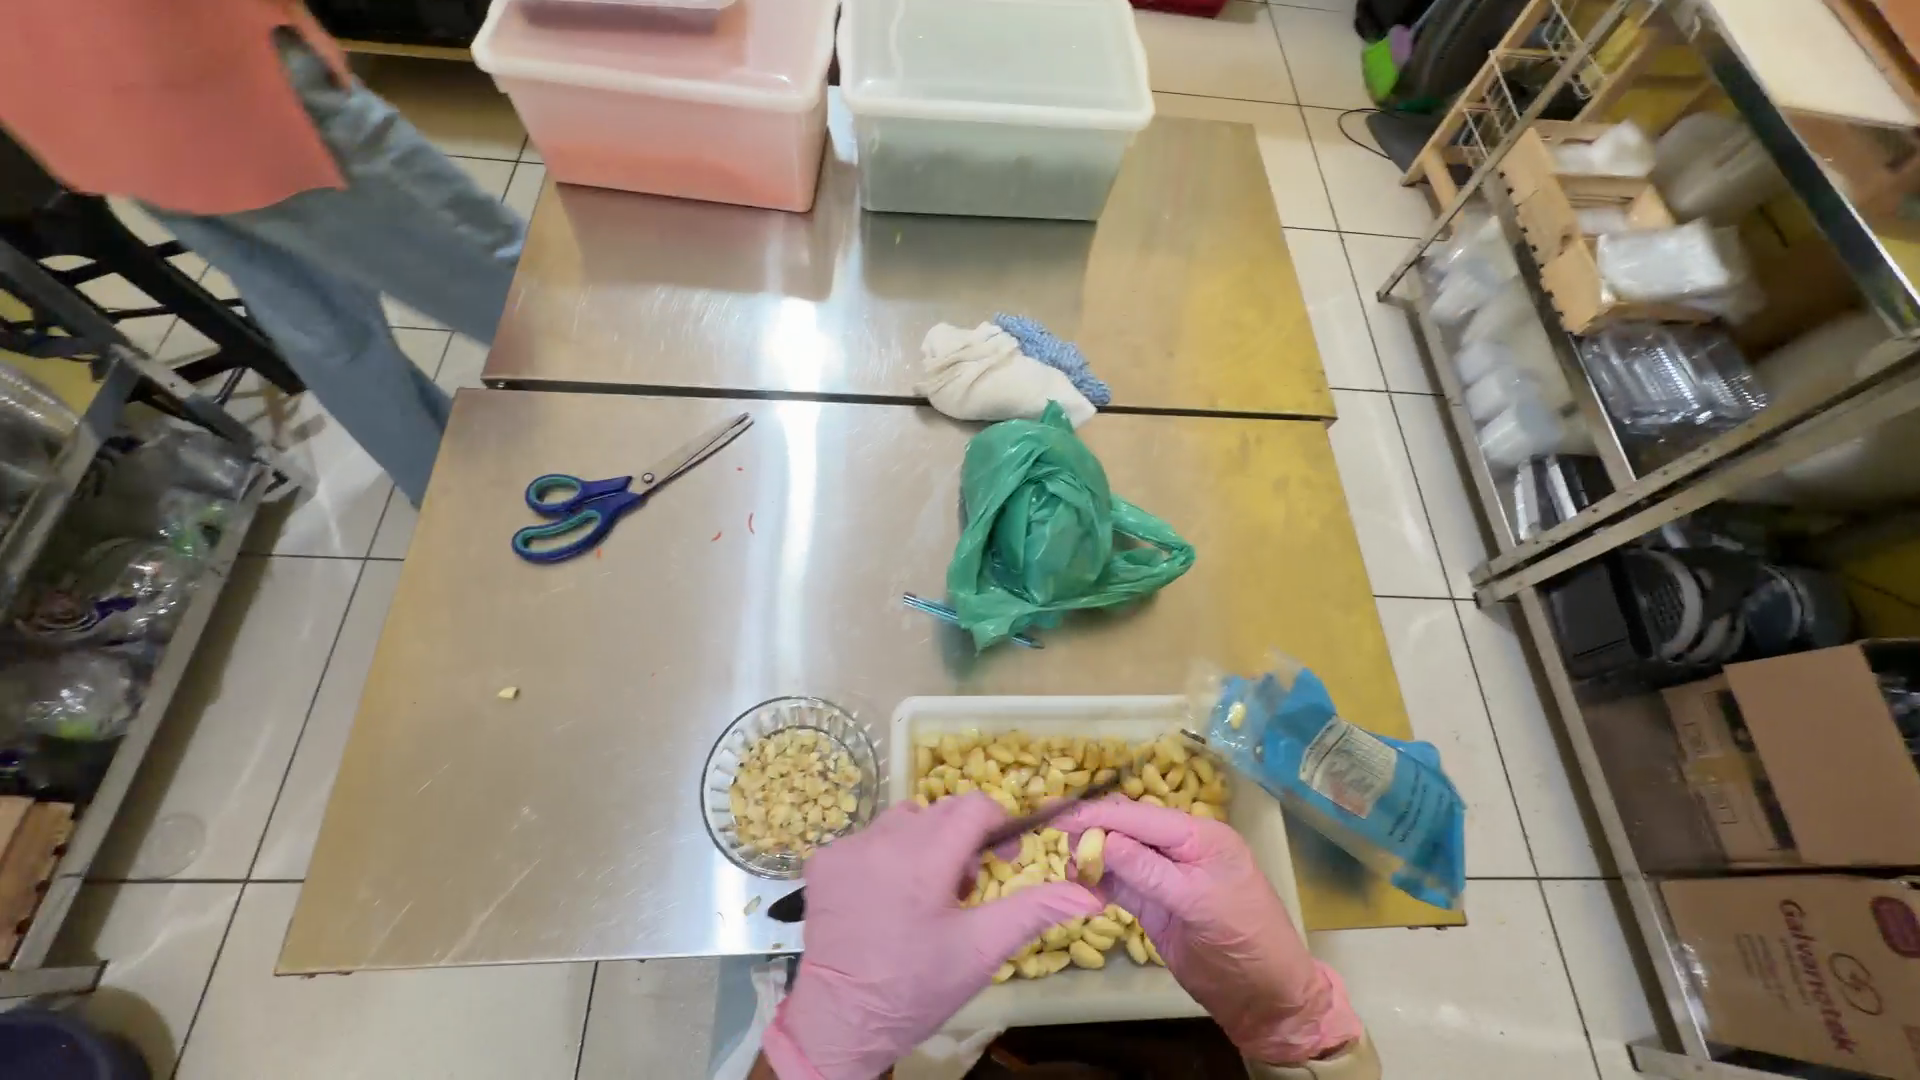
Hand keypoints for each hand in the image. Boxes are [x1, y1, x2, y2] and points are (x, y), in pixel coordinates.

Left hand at [763, 794, 1104, 1079]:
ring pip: (905, 818)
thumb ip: (1033, 911)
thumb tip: (1089, 894)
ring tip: (923, 892)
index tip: (1004, 857)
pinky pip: (868, 836)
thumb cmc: (917, 988)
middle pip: (941, 811)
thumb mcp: (980, 952)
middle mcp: (882, 842)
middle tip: (962, 888)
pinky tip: (884, 895)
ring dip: (923, 842)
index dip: (998, 824)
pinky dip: (885, 854)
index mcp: (924, 861)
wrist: (841, 1023)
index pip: (974, 806)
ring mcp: (847, 847)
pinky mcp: (824, 858)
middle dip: (962, 839)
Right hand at [1057, 797, 1362, 1064]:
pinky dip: (1098, 881)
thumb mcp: (1198, 903)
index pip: (1141, 815)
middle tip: (1055, 835)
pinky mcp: (1154, 902)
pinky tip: (1079, 883)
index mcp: (1199, 835)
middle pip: (1126, 828)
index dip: (1101, 815)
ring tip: (1068, 866)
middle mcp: (1179, 847)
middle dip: (1092, 830)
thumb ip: (1148, 870)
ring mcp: (1165, 875)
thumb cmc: (1244, 945)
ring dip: (1092, 857)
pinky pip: (1120, 883)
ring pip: (1118, 855)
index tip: (1061, 815)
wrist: (1267, 1002)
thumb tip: (1101, 839)